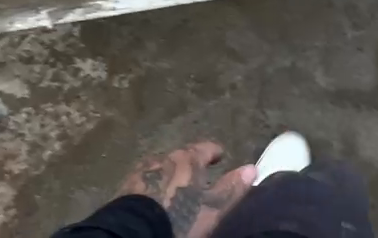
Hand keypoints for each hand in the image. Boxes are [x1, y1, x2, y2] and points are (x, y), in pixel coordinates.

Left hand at [116, 141, 256, 237]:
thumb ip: (231, 188)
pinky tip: (153, 198)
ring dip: (169, 175)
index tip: (220, 156)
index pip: (205, 148)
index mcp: (188, 159)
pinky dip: (152, 187)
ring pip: (161, 169)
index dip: (214, 152)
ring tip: (174, 190)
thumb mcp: (211, 209)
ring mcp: (143, 172)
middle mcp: (165, 158)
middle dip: (189, 165)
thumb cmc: (178, 218)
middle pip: (182, 157)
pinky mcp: (124, 188)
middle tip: (197, 178)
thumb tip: (252, 168)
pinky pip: (144, 182)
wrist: (133, 234)